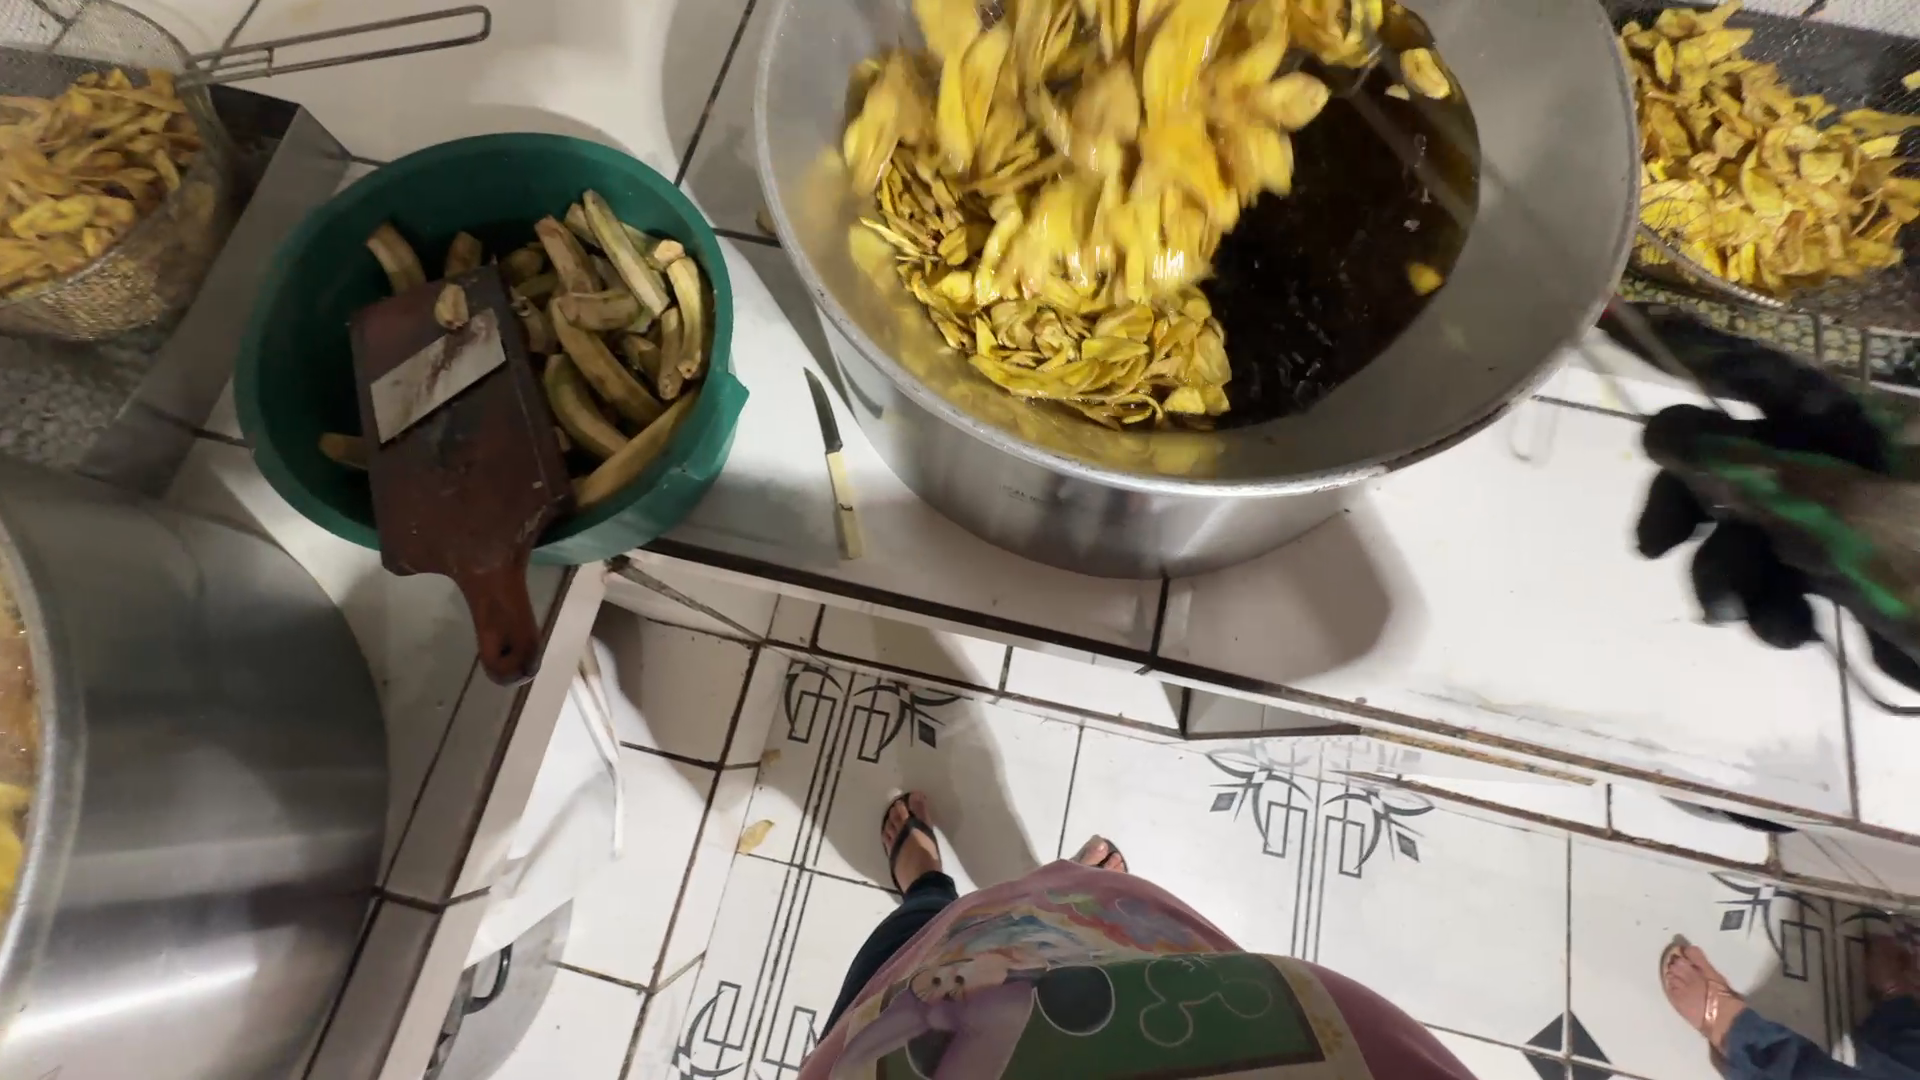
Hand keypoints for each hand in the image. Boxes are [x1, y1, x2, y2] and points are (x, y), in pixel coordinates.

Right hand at [1600, 304, 1919, 690]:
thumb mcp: (1835, 513)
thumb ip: (1737, 466)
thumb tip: (1660, 431)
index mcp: (1864, 423)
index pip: (1759, 372)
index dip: (1694, 353)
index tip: (1632, 334)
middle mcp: (1850, 455)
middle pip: (1728, 458)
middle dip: (1687, 511)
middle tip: (1654, 551)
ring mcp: (1849, 511)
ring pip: (1740, 524)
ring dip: (1730, 577)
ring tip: (1757, 623)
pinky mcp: (1851, 564)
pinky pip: (1775, 570)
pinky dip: (1771, 605)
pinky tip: (1793, 633)